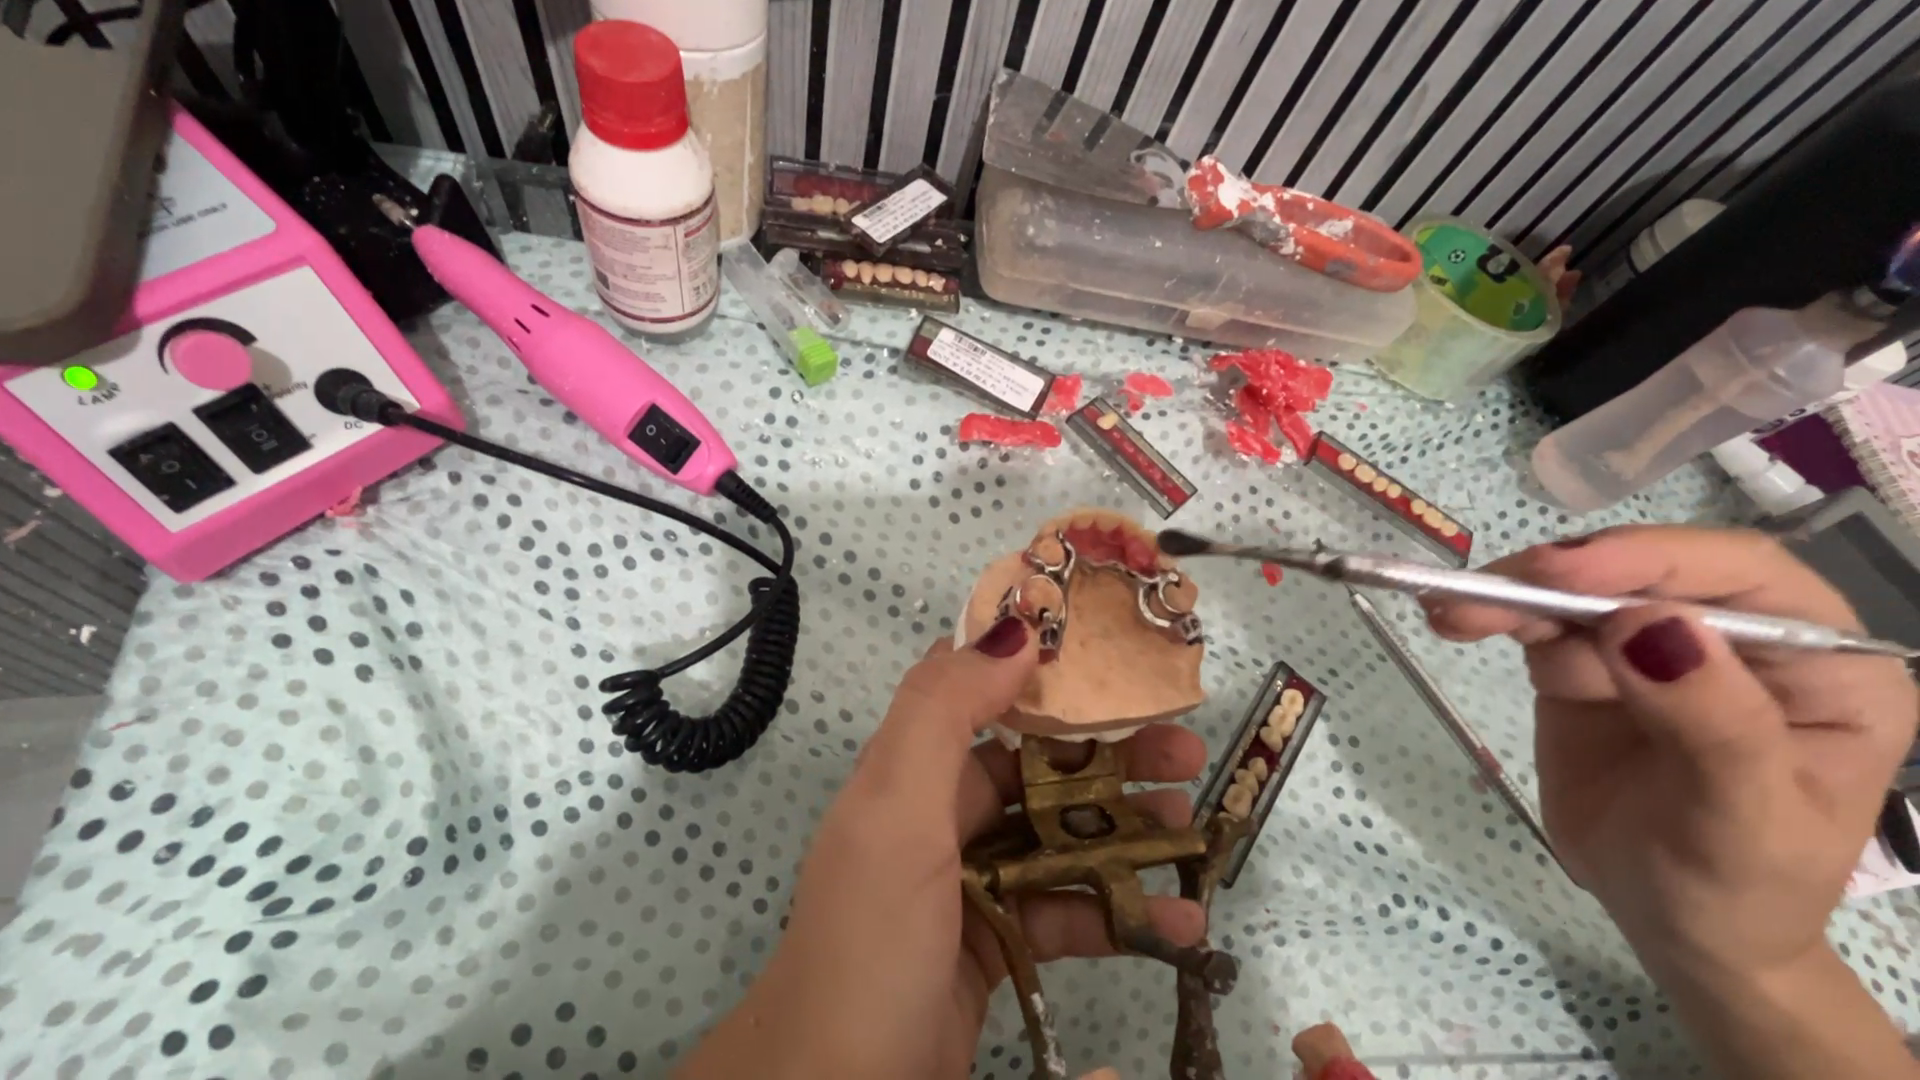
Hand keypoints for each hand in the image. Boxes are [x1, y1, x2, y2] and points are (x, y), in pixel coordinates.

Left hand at [676, 618, 1209, 1079]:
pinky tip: (1177, 922)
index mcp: (912, 770)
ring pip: (1061, 834)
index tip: (1120, 660)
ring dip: (1127, 828)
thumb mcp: (895, 811)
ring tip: (1191, 826)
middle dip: (1112, 753)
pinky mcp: (1001, 942)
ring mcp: (973, 882)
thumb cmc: (871, 935)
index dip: (1046, 671)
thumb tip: (1012, 626)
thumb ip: (942, 713)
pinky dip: (1120, 912)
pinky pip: (1068, 910)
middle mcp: (940, 815)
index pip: (982, 694)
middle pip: (1038, 765)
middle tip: (1186, 751)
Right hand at [1423, 526, 1917, 980]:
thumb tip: (1645, 625)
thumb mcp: (1743, 822)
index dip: (1652, 561)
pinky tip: (1456, 621)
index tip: (1562, 575)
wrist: (1673, 923)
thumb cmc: (1736, 885)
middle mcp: (1739, 641)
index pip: (1744, 580)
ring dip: (1512, 595)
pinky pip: (1541, 628)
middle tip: (1486, 588)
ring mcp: (1655, 652)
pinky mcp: (1588, 669)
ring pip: (1580, 596)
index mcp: (1821, 667)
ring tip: (1448, 611)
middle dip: (1564, 577)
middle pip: (1647, 575)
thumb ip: (1713, 723)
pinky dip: (1497, 618)